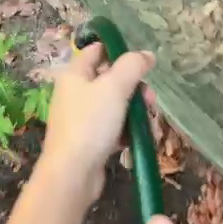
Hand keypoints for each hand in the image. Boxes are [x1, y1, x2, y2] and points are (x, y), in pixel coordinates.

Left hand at [35, 41, 153, 210]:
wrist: (72, 173)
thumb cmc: (91, 123)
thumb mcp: (114, 87)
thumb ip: (132, 66)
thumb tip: (146, 54)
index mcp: (75, 74)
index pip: (97, 50)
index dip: (119, 51)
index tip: (143, 62)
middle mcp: (75, 93)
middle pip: (111, 80)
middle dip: (135, 88)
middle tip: (150, 101)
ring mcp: (82, 118)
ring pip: (115, 105)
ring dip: (135, 111)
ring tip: (149, 123)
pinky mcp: (89, 140)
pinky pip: (113, 127)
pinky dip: (127, 131)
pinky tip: (140, 138)